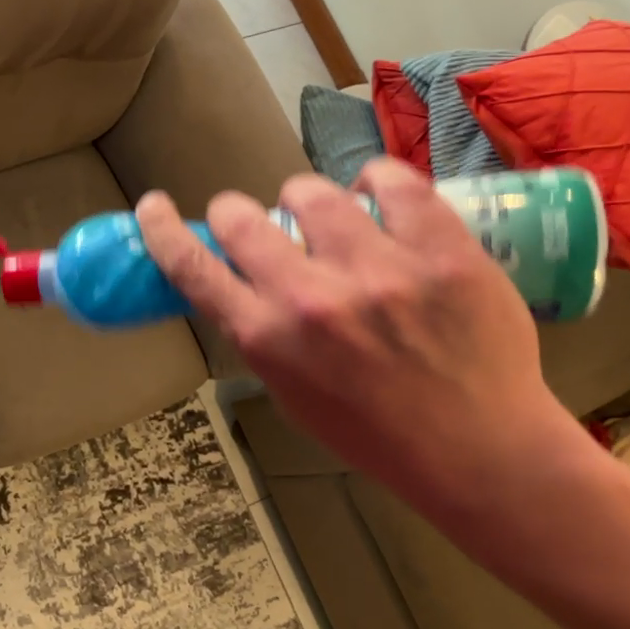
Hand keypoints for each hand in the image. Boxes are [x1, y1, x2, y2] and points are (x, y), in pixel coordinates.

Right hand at [135, 159, 578, 522]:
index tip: (154, 205)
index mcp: (262, 336)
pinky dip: (376, 180)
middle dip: (236, 211)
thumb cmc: (367, 429)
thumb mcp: (284, 387)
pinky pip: (397, 184)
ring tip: (325, 211)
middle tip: (255, 220)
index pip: (190, 265)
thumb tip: (244, 284)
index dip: (162, 228)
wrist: (476, 448)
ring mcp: (378, 271)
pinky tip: (375, 190)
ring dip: (303, 198)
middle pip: (242, 218)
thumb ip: (260, 332)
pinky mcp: (443, 253)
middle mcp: (308, 298)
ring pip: (312, 193)